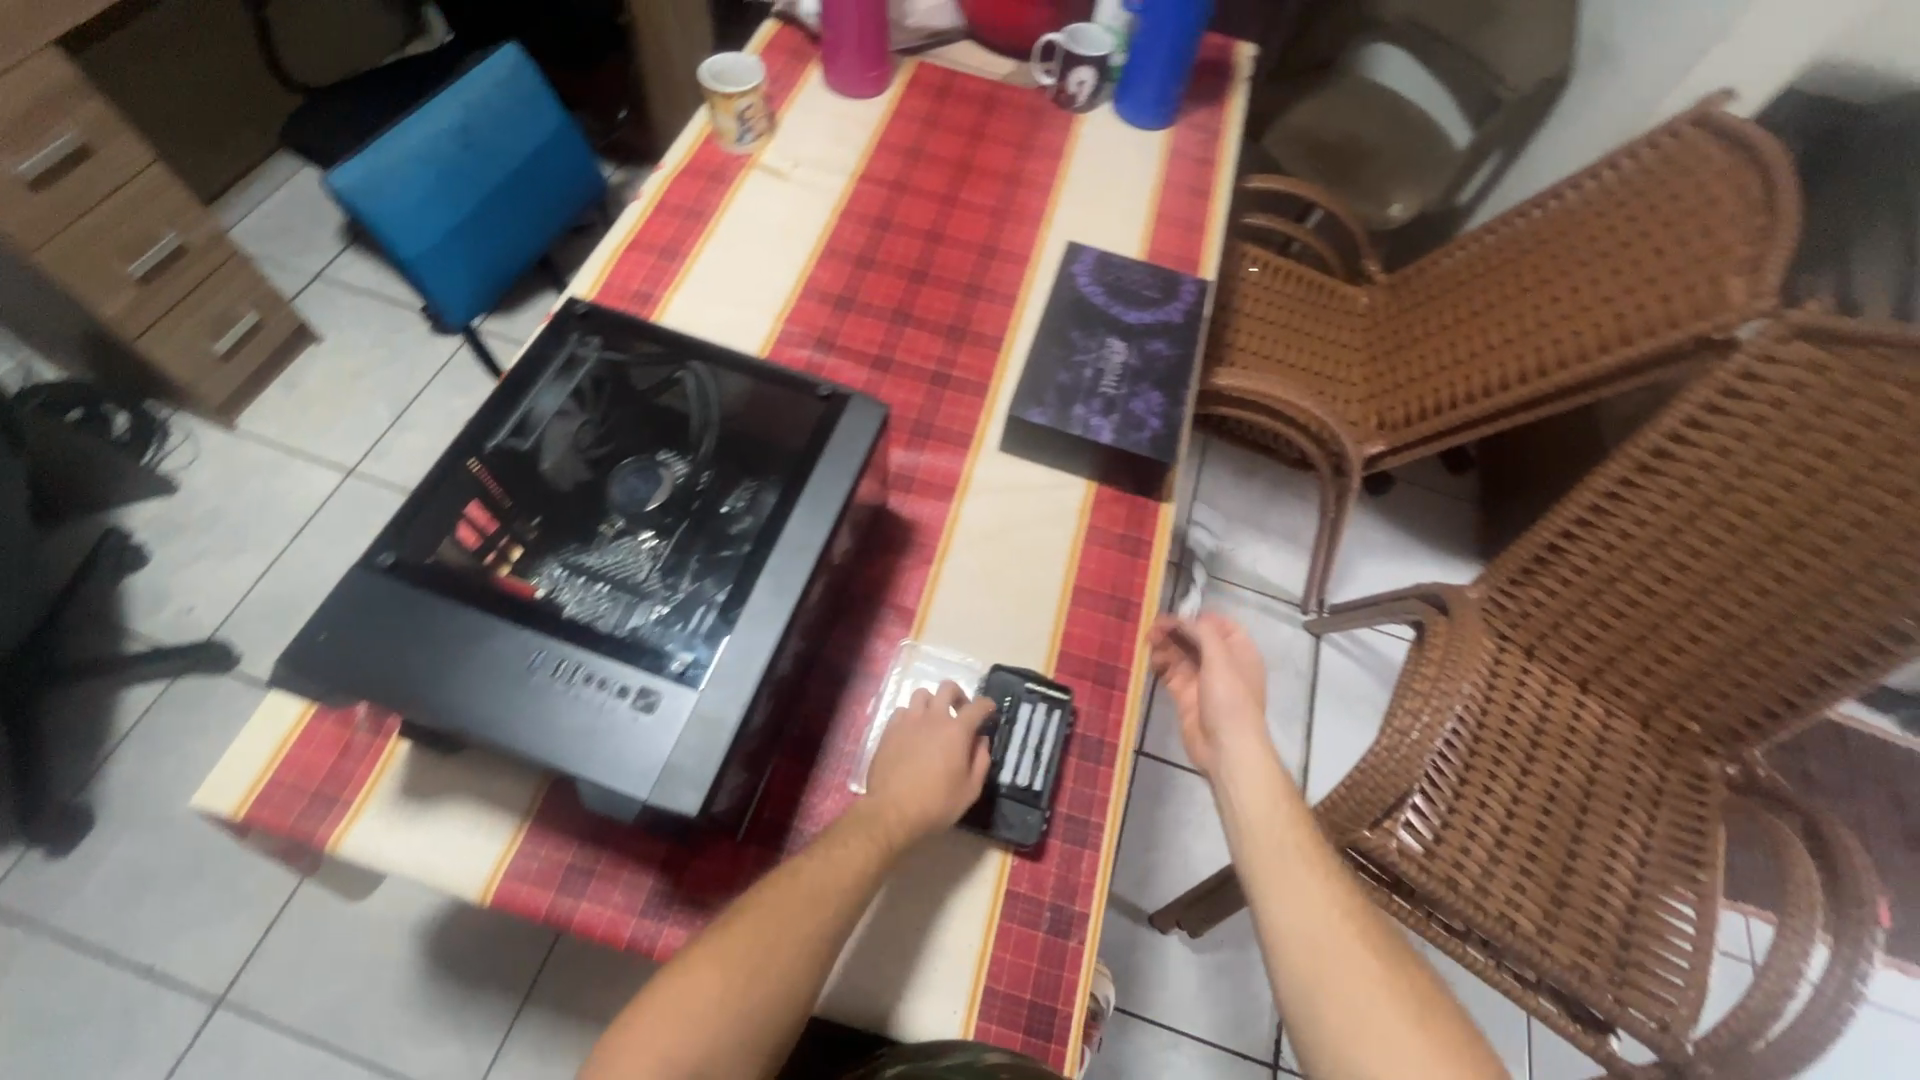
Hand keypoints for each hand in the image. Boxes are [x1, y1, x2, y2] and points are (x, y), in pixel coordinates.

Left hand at [860, 681, 992, 847]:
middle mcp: (932, 718)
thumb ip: (981, 761)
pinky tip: (912, 732)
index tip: (990, 710)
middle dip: (958, 695)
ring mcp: (908, 721)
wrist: (891, 812)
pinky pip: (902, 711)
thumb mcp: (970, 790)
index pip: (977, 706)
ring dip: (932, 703)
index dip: (987, 705)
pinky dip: (911, 716)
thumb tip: (981, 740)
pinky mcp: (889, 730)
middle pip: (947, 688)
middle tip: (961, 712)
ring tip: (934, 720)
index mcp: (956, 731)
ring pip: (921, 695)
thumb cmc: (936, 804)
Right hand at [1149, 614, 1269, 775]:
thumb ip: (1203, 633)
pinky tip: (1150, 659)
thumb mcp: (1221, 659)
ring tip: (1148, 642)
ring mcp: (1203, 680)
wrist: (1225, 748)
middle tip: (1153, 627)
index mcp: (1240, 652)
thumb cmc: (1230, 699)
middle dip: (1176, 630)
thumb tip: (1185, 619)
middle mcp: (1222, 663)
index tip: (1176, 615)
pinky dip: (1161, 664)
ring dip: (1165, 646)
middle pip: (1197, 638)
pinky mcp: (1186, 695)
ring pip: (1181, 654)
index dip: (1199, 618)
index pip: (1220, 625)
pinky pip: (1171, 673)